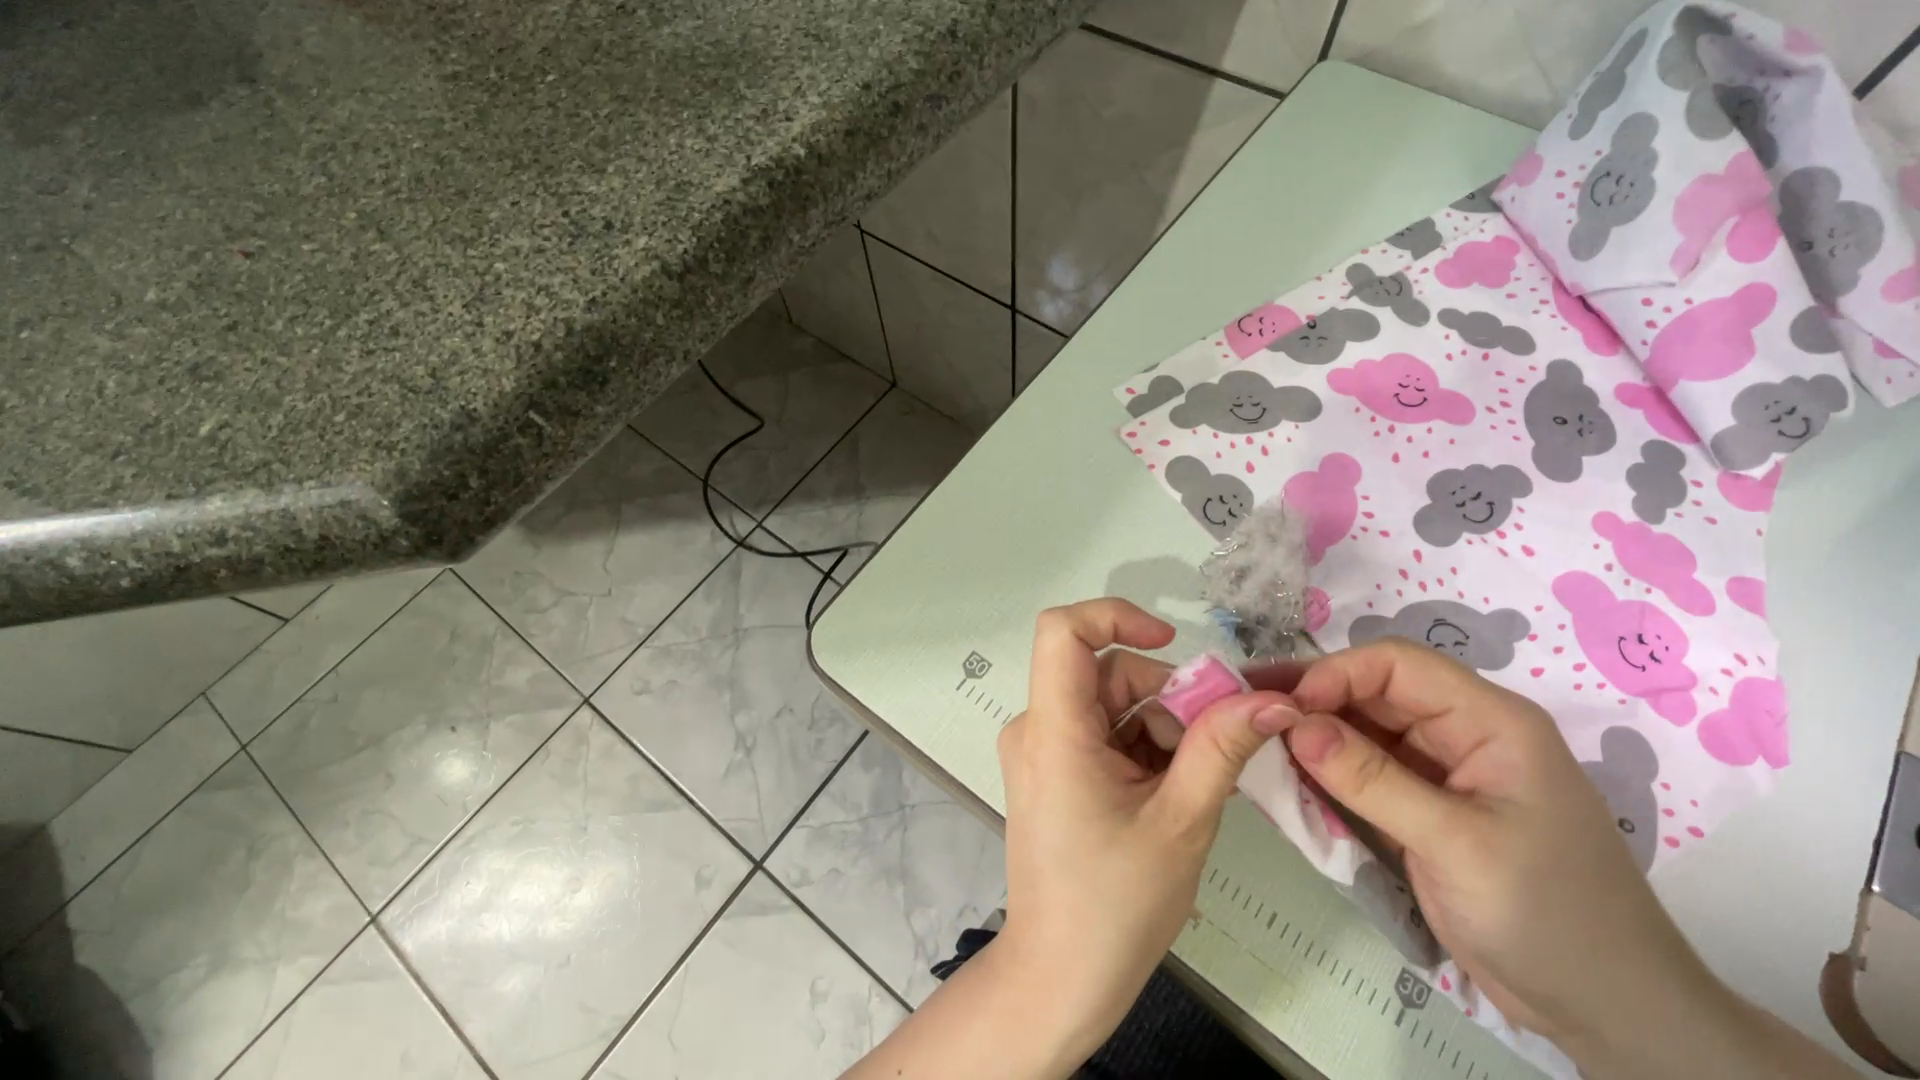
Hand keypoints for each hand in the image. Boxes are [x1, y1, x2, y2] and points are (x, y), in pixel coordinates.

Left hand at [992, 599, 1297, 1062]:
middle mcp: (1036, 730)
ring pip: (1108, 704)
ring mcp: (1040, 753)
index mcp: (1054, 731)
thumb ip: (1223, 746)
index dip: (1116, 616)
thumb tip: (1274, 697)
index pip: (1062, 630)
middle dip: (1164, 697)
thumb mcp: (1183, 820)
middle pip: (1103, 672)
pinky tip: (1171, 795)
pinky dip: (1141, 749)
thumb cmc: (1118, 903)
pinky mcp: (1051, 774)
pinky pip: (1100, 734)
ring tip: (1190, 788)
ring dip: (1159, 728)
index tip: (1172, 646)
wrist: (1062, 975)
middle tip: (1207, 753)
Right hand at [1277, 641, 1851, 1077]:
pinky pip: (1365, 774)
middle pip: (1374, 692)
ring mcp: (1442, 775)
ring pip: (1363, 732)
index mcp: (1489, 721)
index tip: (1281, 708)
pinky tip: (1286, 777)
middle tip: (1244, 713)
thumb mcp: (1455, 844)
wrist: (1606, 1008)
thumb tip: (1294, 724)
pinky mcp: (1425, 811)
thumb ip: (1372, 780)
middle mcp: (1462, 735)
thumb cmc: (1547, 915)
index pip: (1397, 665)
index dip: (1334, 674)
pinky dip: (1326, 773)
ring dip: (1312, 736)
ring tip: (1252, 742)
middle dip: (1311, 700)